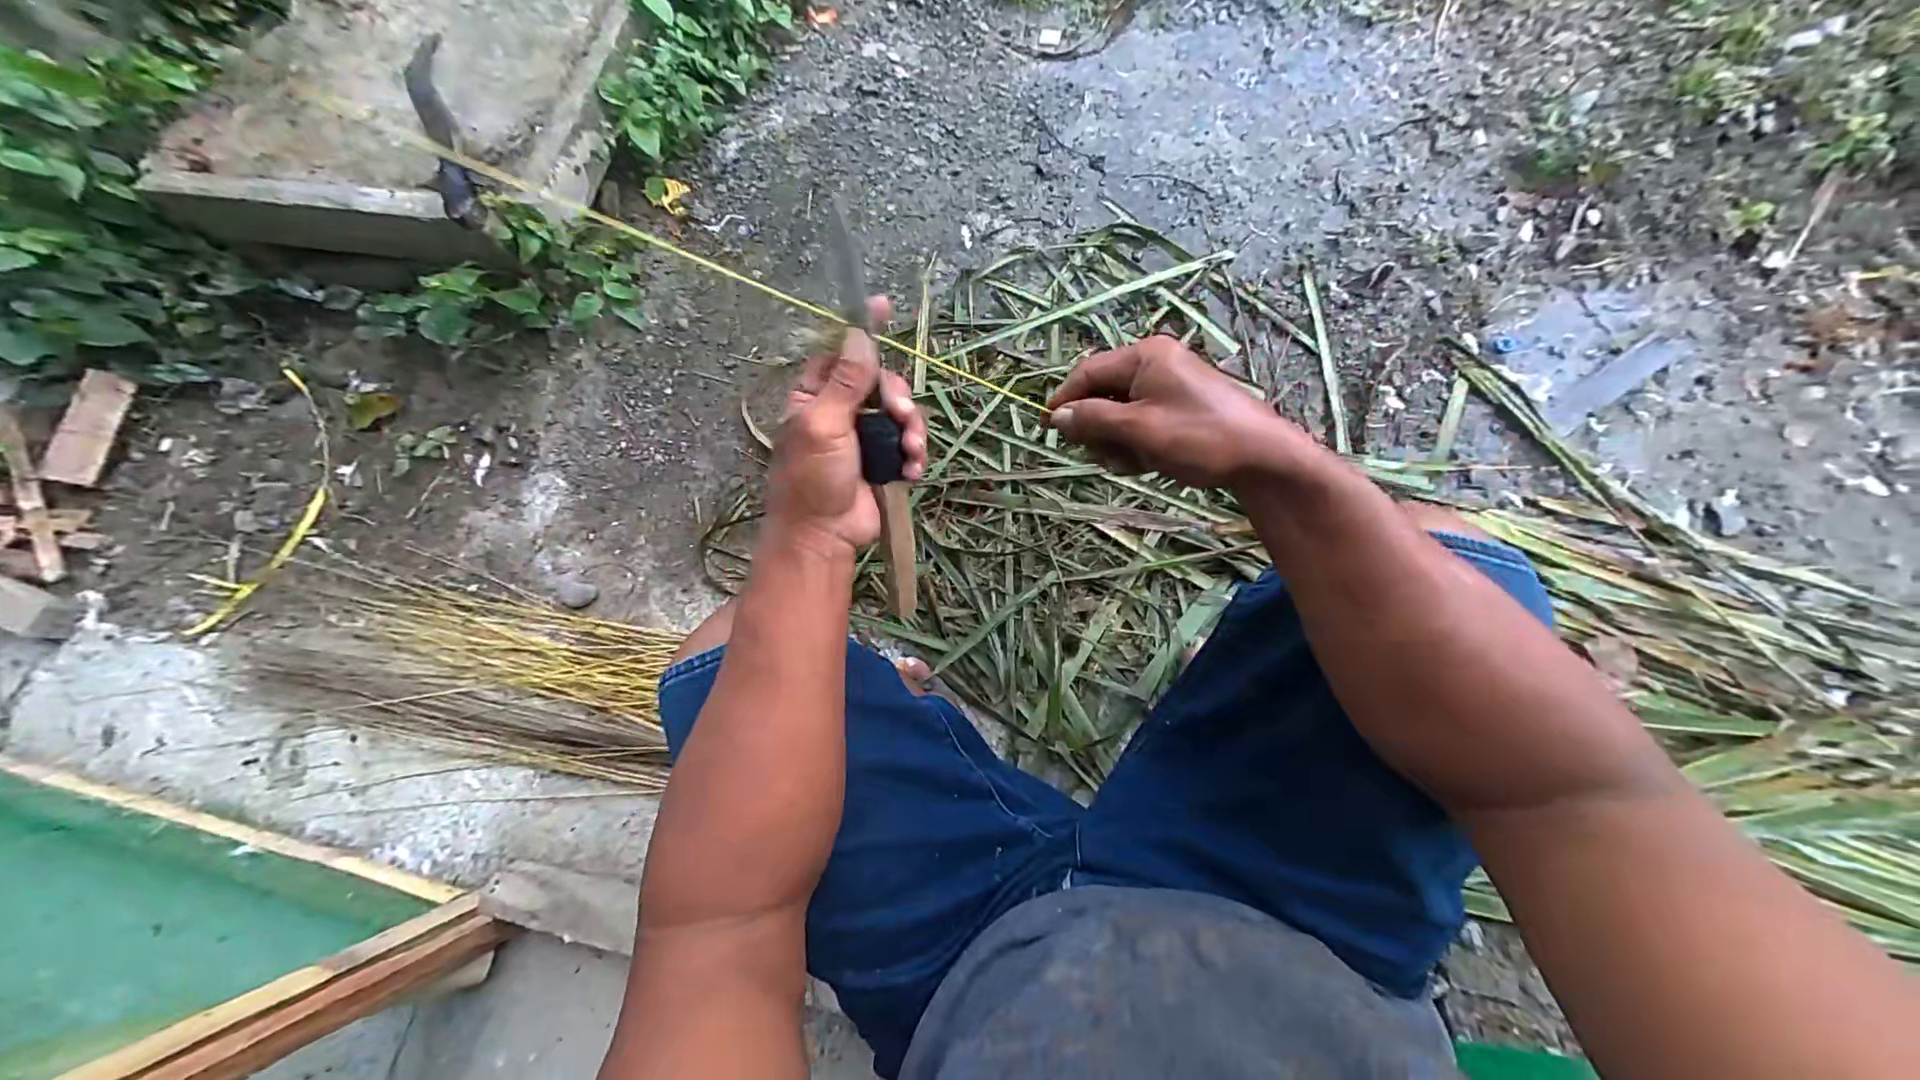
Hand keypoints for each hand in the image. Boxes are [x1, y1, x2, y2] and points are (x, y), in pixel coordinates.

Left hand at [765, 296, 926, 556]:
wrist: (824, 535)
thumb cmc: (810, 478)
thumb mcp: (823, 424)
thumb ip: (846, 381)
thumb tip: (860, 336)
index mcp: (814, 395)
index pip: (841, 353)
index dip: (862, 332)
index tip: (882, 307)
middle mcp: (840, 410)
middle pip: (880, 381)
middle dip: (896, 398)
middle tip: (899, 416)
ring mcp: (863, 436)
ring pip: (900, 413)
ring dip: (911, 429)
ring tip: (910, 451)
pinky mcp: (883, 461)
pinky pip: (907, 443)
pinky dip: (914, 454)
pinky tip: (911, 471)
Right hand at [1047, 336, 1329, 487]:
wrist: (1262, 458)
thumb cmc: (1199, 437)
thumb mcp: (1139, 429)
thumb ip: (1093, 420)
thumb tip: (1056, 417)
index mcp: (1145, 356)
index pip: (1088, 371)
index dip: (1065, 399)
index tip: (1048, 428)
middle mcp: (1155, 364)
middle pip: (1102, 393)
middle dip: (1097, 427)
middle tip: (1103, 454)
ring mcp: (1169, 387)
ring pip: (1120, 413)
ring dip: (1116, 441)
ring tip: (1132, 462)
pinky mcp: (1179, 409)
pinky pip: (1141, 423)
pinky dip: (1136, 444)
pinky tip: (1148, 463)